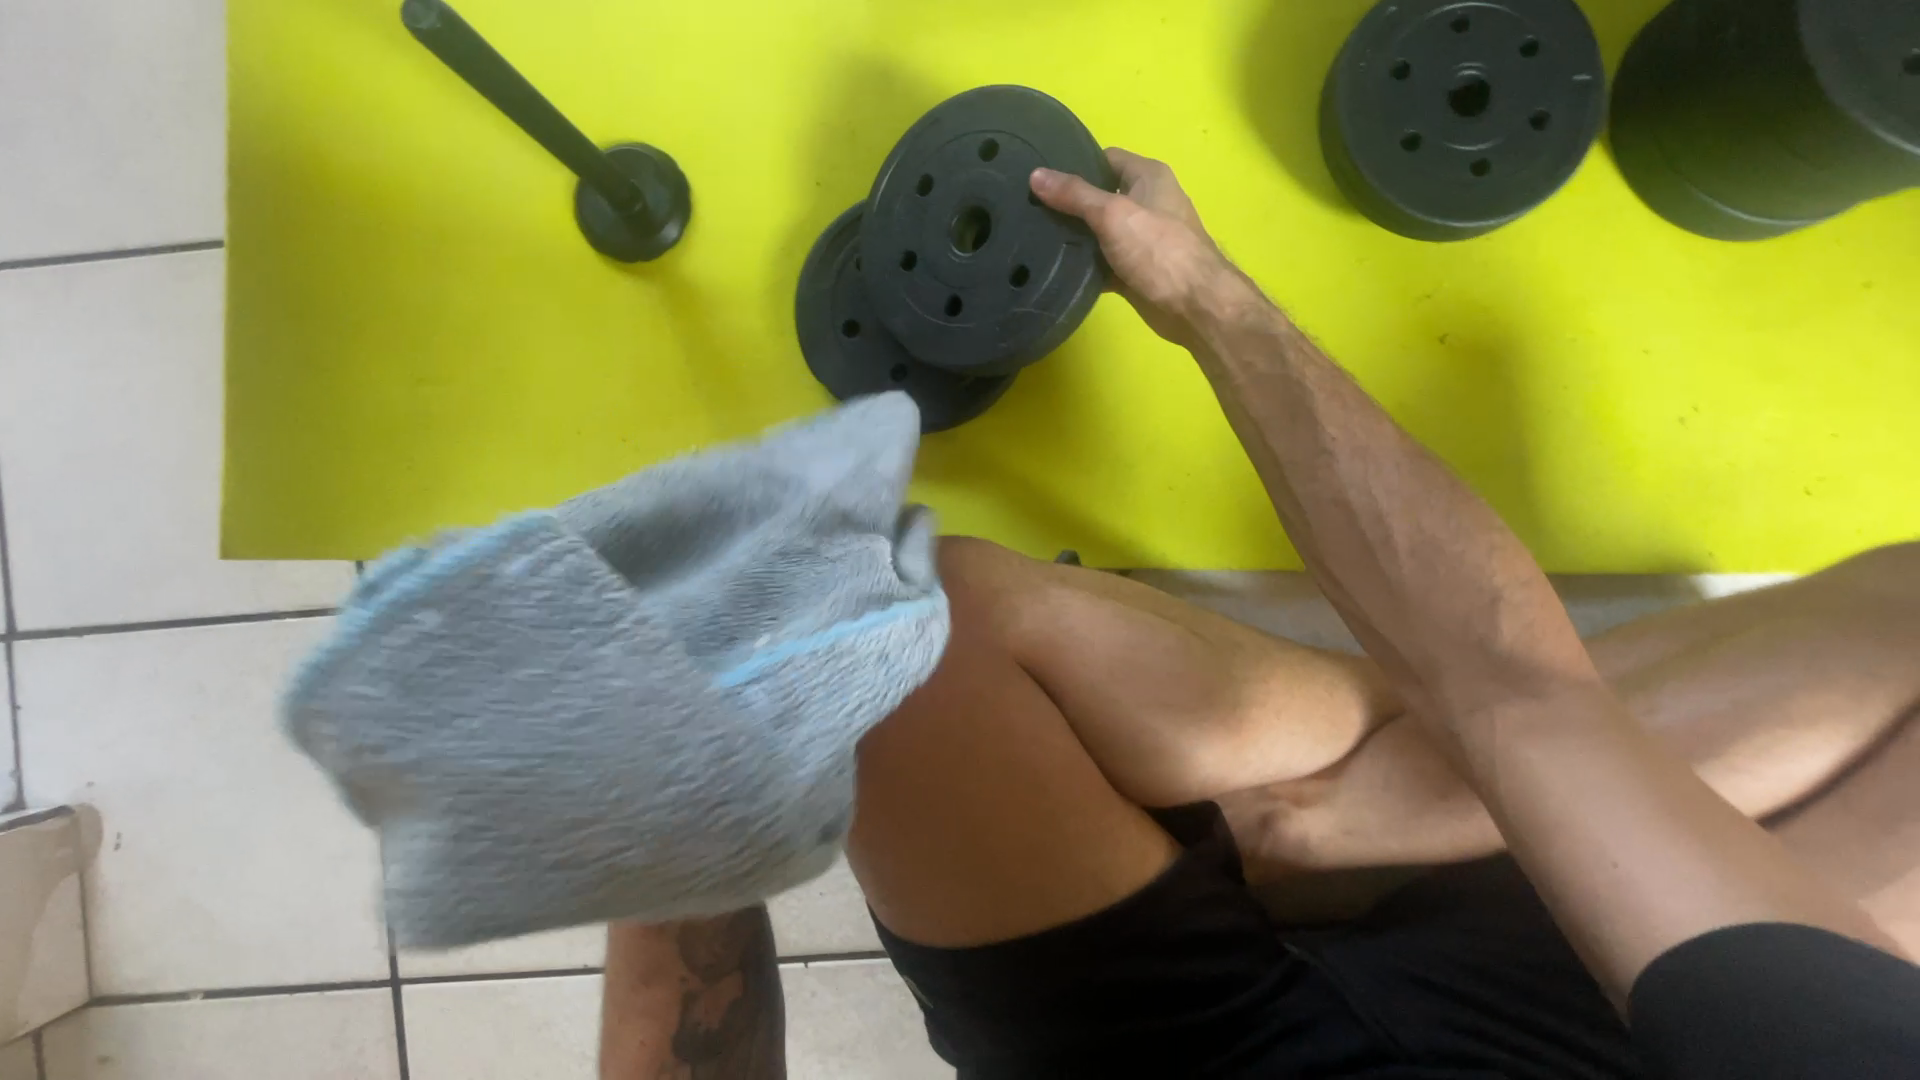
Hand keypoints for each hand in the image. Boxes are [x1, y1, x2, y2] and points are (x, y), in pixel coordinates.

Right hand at [1031, 148, 1252, 348]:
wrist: (1193, 306)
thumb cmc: (1158, 250)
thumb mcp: (1112, 215)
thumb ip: (1074, 196)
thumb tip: (1036, 175)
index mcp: (1148, 177)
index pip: (1105, 160)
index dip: (1075, 165)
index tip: (1041, 176)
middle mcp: (1146, 204)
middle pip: (1099, 198)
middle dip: (1068, 205)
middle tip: (1029, 209)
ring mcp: (1140, 240)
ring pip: (1098, 234)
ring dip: (1073, 239)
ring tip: (1033, 237)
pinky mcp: (1133, 272)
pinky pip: (1102, 264)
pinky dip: (1083, 268)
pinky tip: (1055, 270)